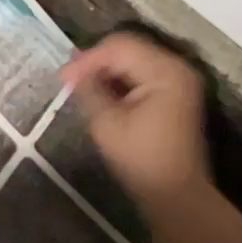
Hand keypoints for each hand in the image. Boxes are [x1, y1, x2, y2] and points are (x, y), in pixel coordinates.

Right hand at [58, 30, 210, 207]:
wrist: (176, 195)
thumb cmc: (141, 161)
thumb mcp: (107, 124)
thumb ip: (90, 90)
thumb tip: (73, 71)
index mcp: (165, 72)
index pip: (120, 47)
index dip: (88, 58)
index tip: (62, 77)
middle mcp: (177, 67)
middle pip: (129, 48)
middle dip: (96, 62)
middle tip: (68, 78)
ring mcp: (179, 79)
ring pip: (135, 59)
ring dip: (107, 70)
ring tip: (80, 85)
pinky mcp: (176, 92)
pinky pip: (143, 73)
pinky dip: (121, 79)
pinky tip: (102, 92)